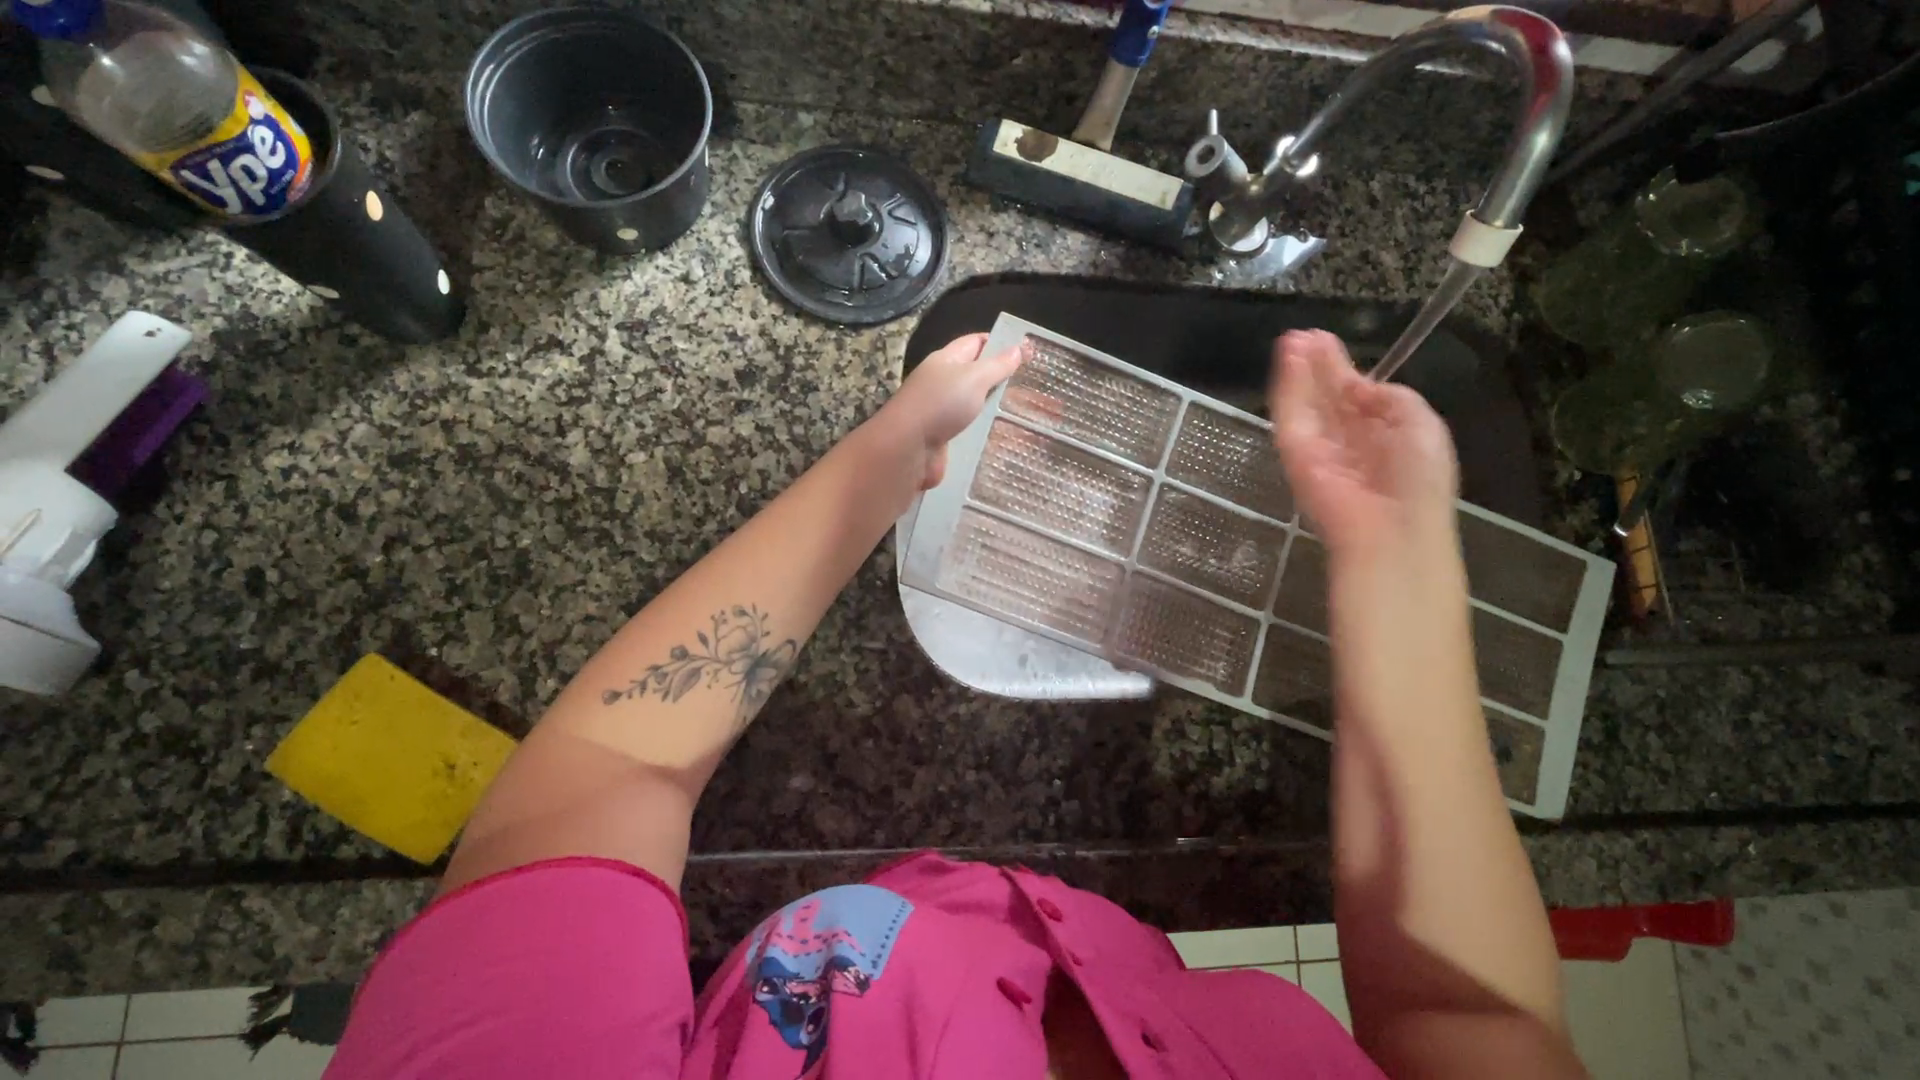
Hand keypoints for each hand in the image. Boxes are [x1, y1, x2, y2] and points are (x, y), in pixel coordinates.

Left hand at [875, 332, 1027, 489]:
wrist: (907, 448)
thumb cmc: (940, 404)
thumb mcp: (974, 378)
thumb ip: (997, 365)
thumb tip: (1017, 348)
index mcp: (946, 360)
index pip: (975, 343)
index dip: (999, 343)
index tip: (1027, 353)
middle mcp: (942, 382)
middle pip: (976, 374)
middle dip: (1001, 378)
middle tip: (1033, 386)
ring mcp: (942, 411)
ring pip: (974, 404)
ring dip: (994, 408)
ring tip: (1026, 412)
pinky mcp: (944, 437)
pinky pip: (969, 429)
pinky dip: (984, 430)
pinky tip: (1005, 435)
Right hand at [1270, 330, 1458, 560]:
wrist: (1392, 526)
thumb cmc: (1418, 479)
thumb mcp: (1422, 424)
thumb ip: (1393, 398)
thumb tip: (1360, 385)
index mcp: (1381, 436)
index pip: (1356, 398)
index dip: (1342, 371)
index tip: (1328, 343)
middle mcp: (1347, 441)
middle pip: (1327, 397)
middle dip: (1317, 366)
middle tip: (1305, 334)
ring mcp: (1319, 448)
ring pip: (1307, 402)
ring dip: (1299, 371)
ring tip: (1293, 338)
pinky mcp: (1295, 454)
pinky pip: (1291, 415)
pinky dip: (1289, 387)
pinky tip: (1289, 358)